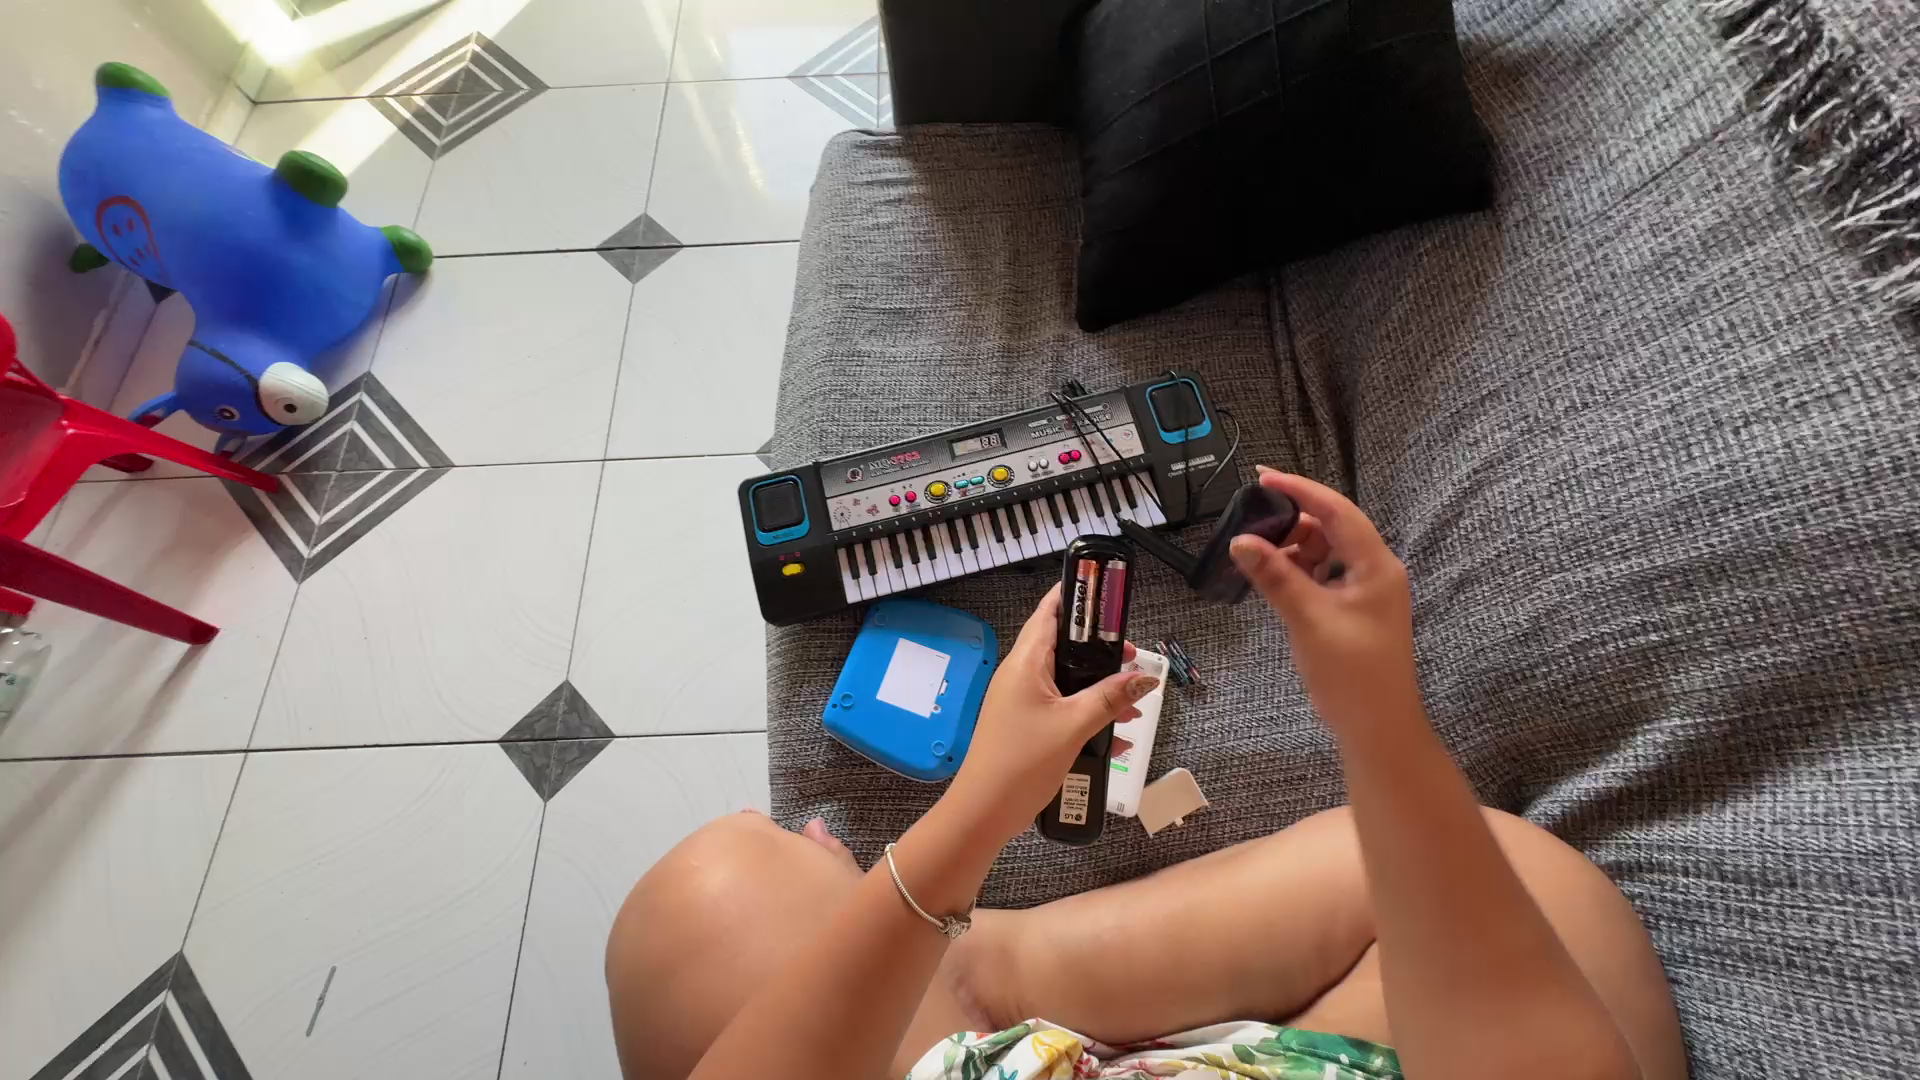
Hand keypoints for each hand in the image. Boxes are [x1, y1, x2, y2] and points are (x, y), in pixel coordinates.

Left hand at [943, 584, 1159, 844]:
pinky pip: (1061, 706)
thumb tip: (1146, 677)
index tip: (1105, 594)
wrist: (984, 810)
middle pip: (1062, 645)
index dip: (1075, 597)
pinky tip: (1117, 736)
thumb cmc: (1024, 760)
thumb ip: (1110, 698)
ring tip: (1133, 703)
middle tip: (1131, 658)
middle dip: (1099, 650)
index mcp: (1025, 662)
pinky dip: (1086, 712)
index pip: (1049, 612)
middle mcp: (1020, 673)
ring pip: (1066, 679)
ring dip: (1098, 687)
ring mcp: (1020, 699)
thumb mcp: (1074, 726)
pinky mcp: (1024, 723)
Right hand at [1229, 468, 1422, 733]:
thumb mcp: (1308, 619)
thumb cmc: (1351, 674)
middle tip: (1251, 523)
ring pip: (1325, 551)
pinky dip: (1297, 570)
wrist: (1376, 726)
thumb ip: (1275, 576)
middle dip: (1292, 522)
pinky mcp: (1352, 609)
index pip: (1337, 512)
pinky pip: (1321, 574)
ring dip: (1292, 548)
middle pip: (1331, 528)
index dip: (1300, 490)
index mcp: (1376, 566)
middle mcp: (1374, 571)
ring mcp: (1364, 591)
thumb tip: (1240, 540)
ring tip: (1259, 556)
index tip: (1262, 478)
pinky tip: (1273, 578)